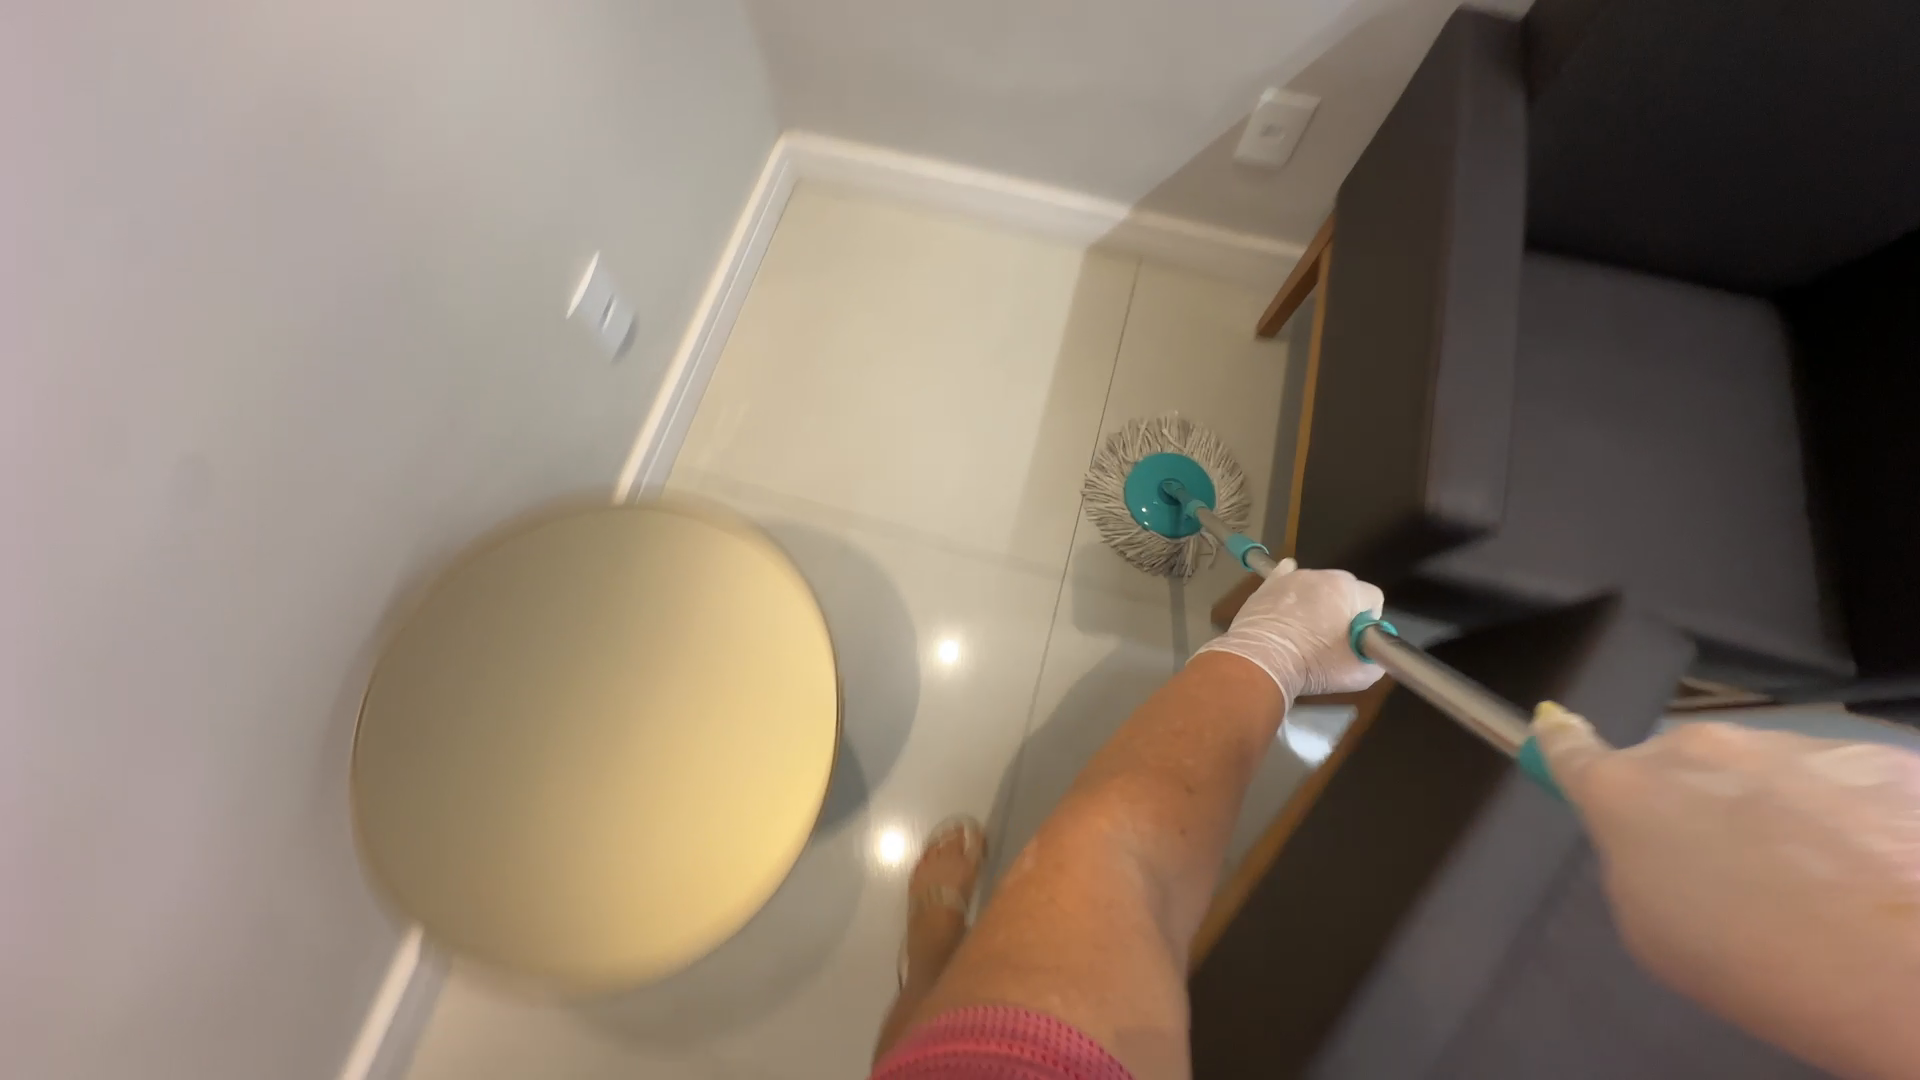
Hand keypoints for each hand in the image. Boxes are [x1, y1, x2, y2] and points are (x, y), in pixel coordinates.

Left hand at [1196, 567, 1385, 699]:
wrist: (1262, 661)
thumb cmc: (1315, 665)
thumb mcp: (1362, 672)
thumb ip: (1376, 654)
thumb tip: (1371, 646)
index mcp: (1348, 590)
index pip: (1373, 598)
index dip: (1368, 619)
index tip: (1356, 637)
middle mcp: (1320, 575)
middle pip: (1344, 587)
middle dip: (1343, 607)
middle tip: (1331, 635)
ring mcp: (1291, 577)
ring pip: (1315, 584)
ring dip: (1316, 600)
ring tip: (1305, 626)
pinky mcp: (1267, 585)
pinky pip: (1284, 574)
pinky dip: (1290, 584)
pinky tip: (1289, 593)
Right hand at [1533, 706, 1919, 1079]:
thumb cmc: (1758, 960)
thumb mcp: (1651, 927)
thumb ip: (1635, 863)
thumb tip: (1665, 841)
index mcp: (1622, 786)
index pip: (1566, 745)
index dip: (1559, 740)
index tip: (1556, 728)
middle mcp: (1695, 747)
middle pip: (1681, 762)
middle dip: (1698, 798)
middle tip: (1744, 868)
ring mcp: (1794, 746)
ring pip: (1770, 771)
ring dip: (1785, 808)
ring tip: (1841, 885)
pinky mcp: (1888, 759)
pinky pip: (1855, 785)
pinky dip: (1866, 822)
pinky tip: (1897, 878)